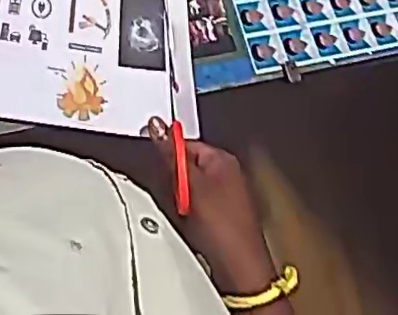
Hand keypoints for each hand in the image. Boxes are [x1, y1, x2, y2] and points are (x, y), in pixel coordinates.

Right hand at [147, 118, 277, 295]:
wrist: (241, 273)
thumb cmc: (224, 228)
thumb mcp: (190, 184)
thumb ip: (171, 154)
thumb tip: (156, 125)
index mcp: (222, 158)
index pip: (184, 142)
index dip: (169, 156)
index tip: (163, 169)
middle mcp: (227, 173)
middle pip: (185, 164)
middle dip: (177, 181)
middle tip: (180, 196)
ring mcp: (226, 195)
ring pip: (188, 187)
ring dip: (182, 199)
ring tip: (188, 213)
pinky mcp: (221, 215)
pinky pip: (195, 205)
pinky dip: (189, 213)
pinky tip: (193, 224)